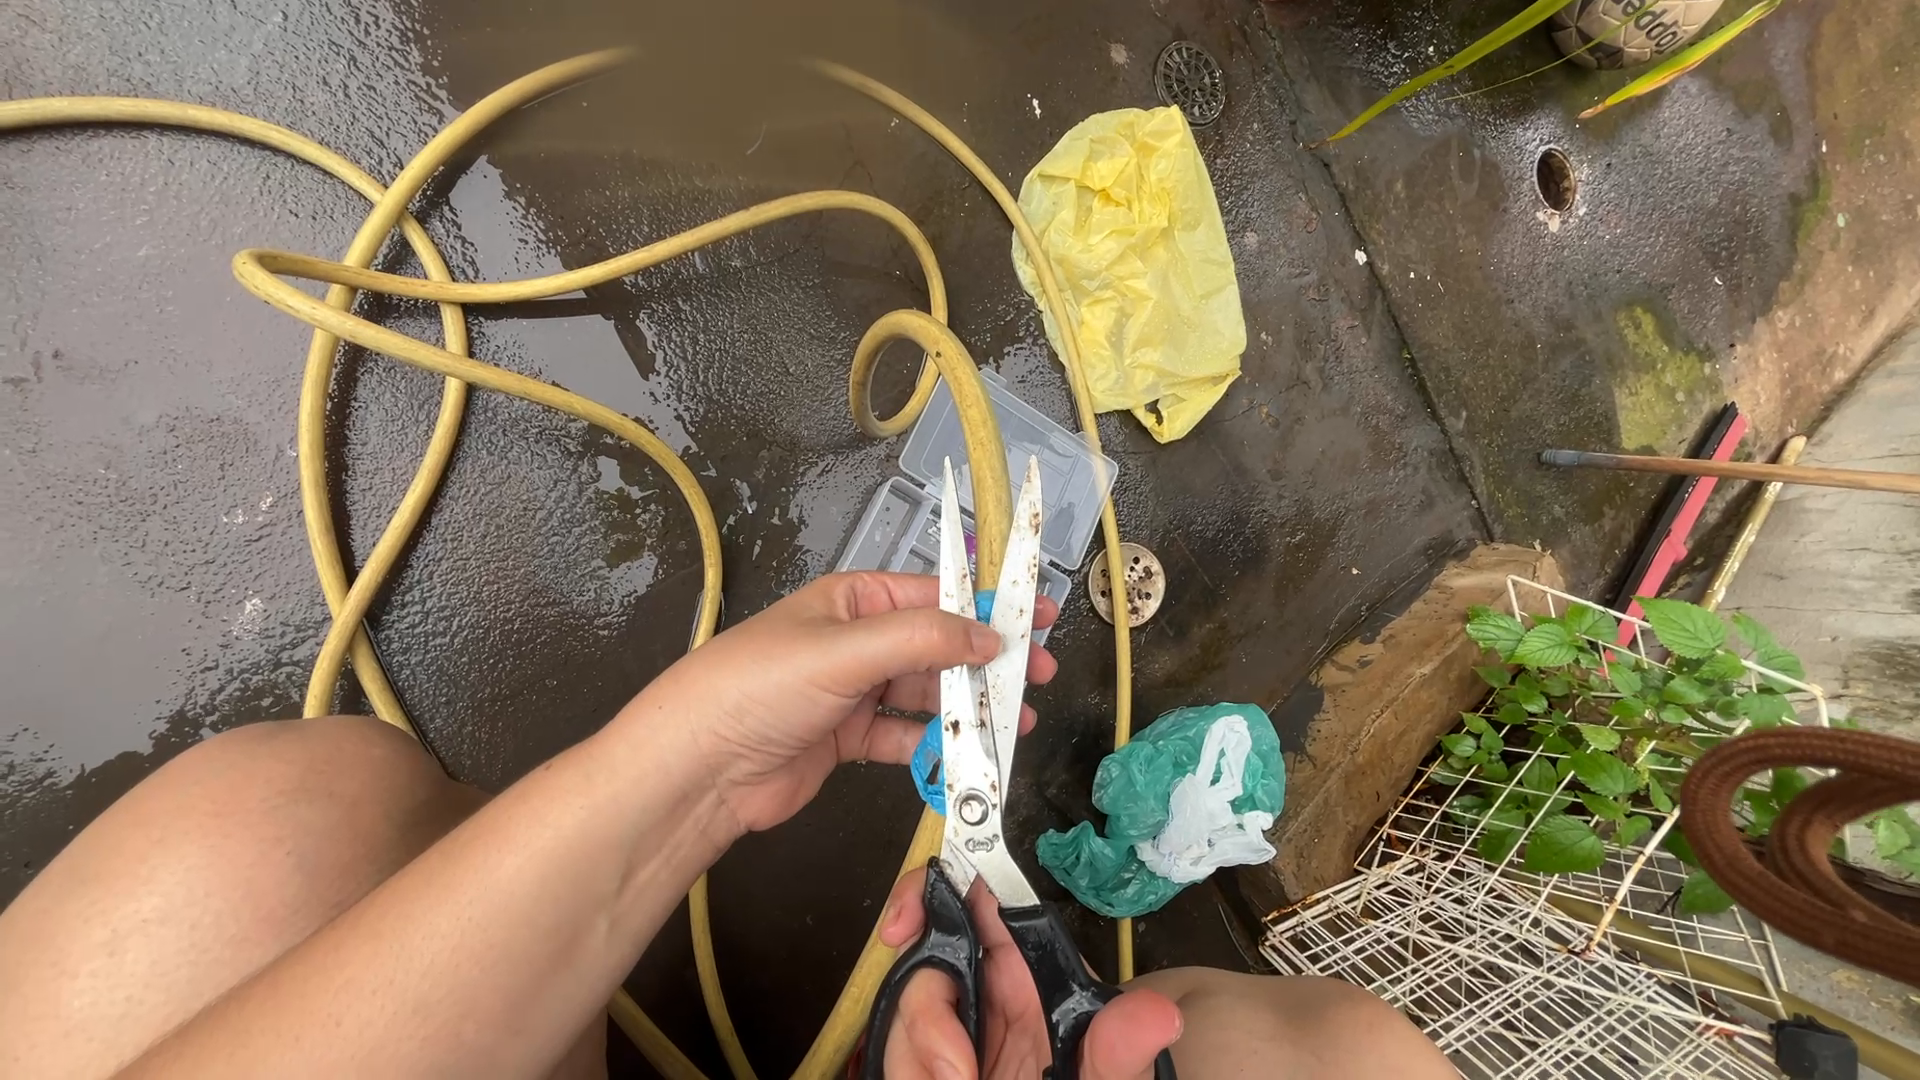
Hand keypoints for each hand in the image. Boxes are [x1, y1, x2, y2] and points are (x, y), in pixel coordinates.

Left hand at [616, 571, 1057, 833]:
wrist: (699, 767)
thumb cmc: (766, 685)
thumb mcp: (846, 649)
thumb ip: (923, 640)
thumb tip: (992, 637)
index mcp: (855, 599)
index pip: (935, 594)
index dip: (988, 605)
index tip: (1039, 617)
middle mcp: (858, 640)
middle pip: (937, 647)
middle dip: (987, 662)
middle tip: (1038, 677)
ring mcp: (854, 691)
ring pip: (926, 694)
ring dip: (968, 707)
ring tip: (1016, 723)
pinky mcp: (849, 739)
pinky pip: (903, 736)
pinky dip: (934, 744)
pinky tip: (966, 755)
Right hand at [876, 866, 1181, 1079]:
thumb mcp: (1104, 1076)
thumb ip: (1120, 1049)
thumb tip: (1160, 1016)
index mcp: (1023, 968)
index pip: (970, 897)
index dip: (926, 892)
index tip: (901, 927)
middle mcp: (983, 988)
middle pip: (925, 960)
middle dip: (922, 1011)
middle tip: (956, 1073)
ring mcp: (955, 1027)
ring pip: (900, 1012)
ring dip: (912, 1058)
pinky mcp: (931, 1064)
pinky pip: (897, 1053)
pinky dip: (907, 1073)